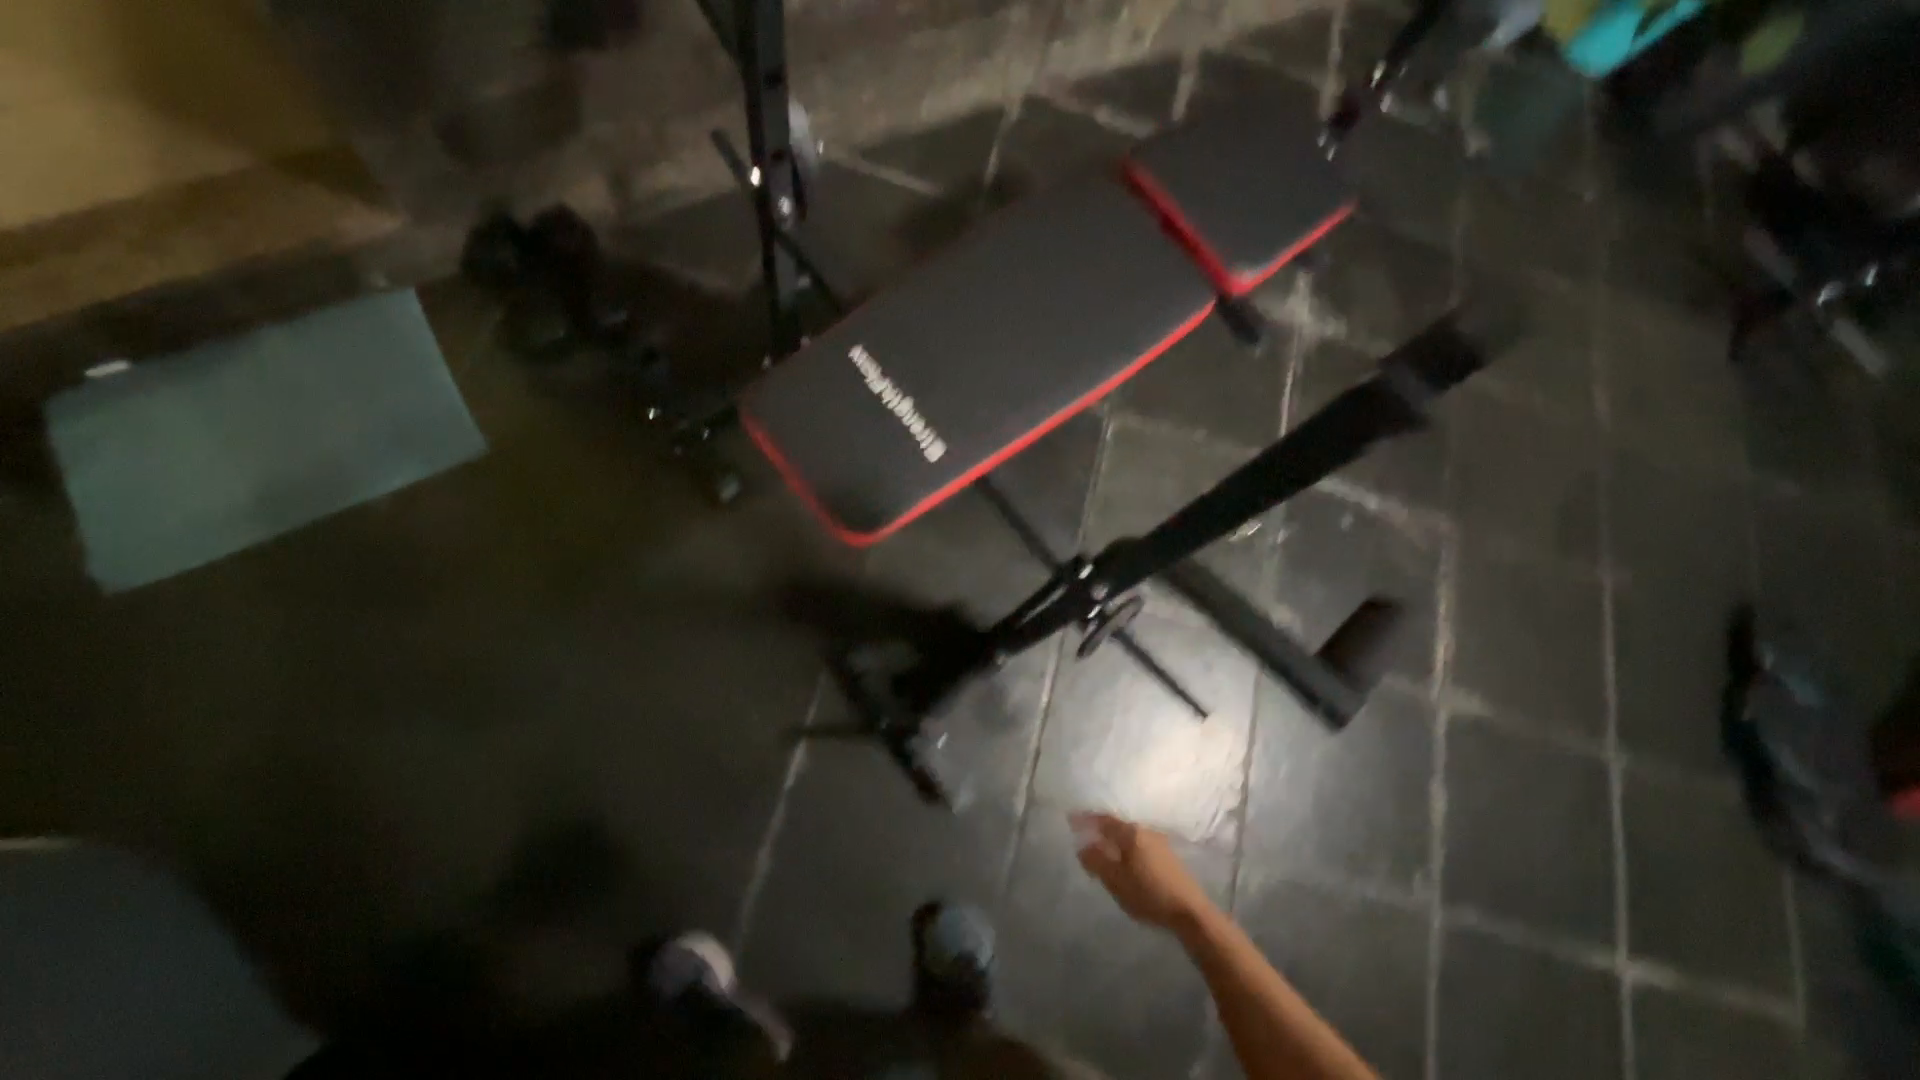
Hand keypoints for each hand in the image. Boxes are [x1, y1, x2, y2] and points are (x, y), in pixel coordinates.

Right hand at [1070, 811, 1214, 930]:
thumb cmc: (1148, 893)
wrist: (1190, 911)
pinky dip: (1126, 851)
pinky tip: (1124, 864)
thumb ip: (1096, 861)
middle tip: (1084, 839)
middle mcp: (1146, 831)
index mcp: (1131, 833)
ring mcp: (1160, 843)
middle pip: (1117, 827)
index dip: (1086, 819)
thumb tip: (1082, 845)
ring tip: (1101, 855)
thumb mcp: (1115, 880)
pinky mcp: (1168, 857)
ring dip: (1114, 843)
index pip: (1104, 820)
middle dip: (1100, 832)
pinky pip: (1139, 847)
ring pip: (1129, 838)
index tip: (1071, 819)